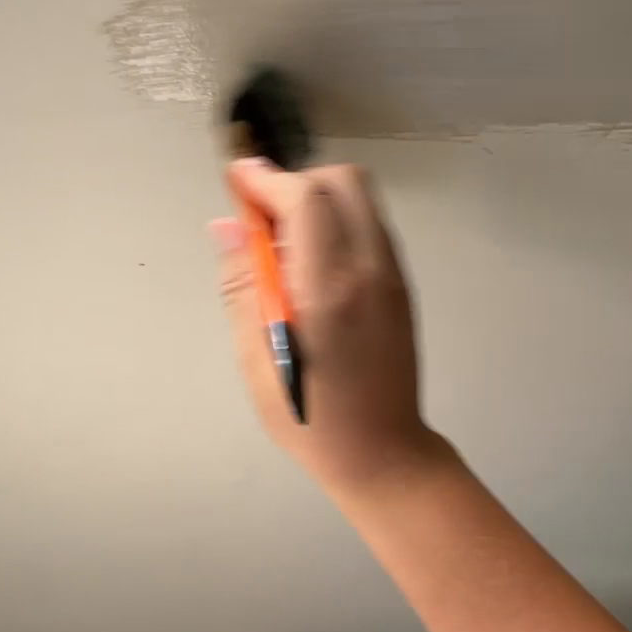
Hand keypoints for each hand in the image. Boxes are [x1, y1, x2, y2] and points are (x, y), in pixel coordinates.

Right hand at [212, 158, 447, 496]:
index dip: (267, 180)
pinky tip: (314, 267)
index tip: (237, 181)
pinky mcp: (403, 289)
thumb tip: (228, 227)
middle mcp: (373, 272)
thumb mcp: (258, 358)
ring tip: (285, 248)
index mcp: (332, 290)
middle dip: (298, 184)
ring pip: (363, 202)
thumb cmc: (310, 418)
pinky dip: (340, 225)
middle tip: (263, 221)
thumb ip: (245, 284)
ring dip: (320, 203)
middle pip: (344, 182)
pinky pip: (372, 230)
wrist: (384, 451)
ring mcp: (395, 278)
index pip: (306, 199)